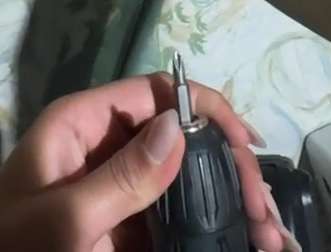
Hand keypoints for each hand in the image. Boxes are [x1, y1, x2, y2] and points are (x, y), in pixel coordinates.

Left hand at [0, 71, 293, 251]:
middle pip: (174, 139)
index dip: (203, 108)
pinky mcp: (115, 235)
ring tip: (265, 233)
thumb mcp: (64, 221)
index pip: (152, 94)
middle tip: (262, 208)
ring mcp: (110, 196)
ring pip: (178, 184)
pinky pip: (166, 224)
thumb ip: (123, 177)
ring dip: (222, 203)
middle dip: (223, 165)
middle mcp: (100, 151)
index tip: (246, 144)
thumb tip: (178, 127)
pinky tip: (237, 243)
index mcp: (82, 125)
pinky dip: (202, 233)